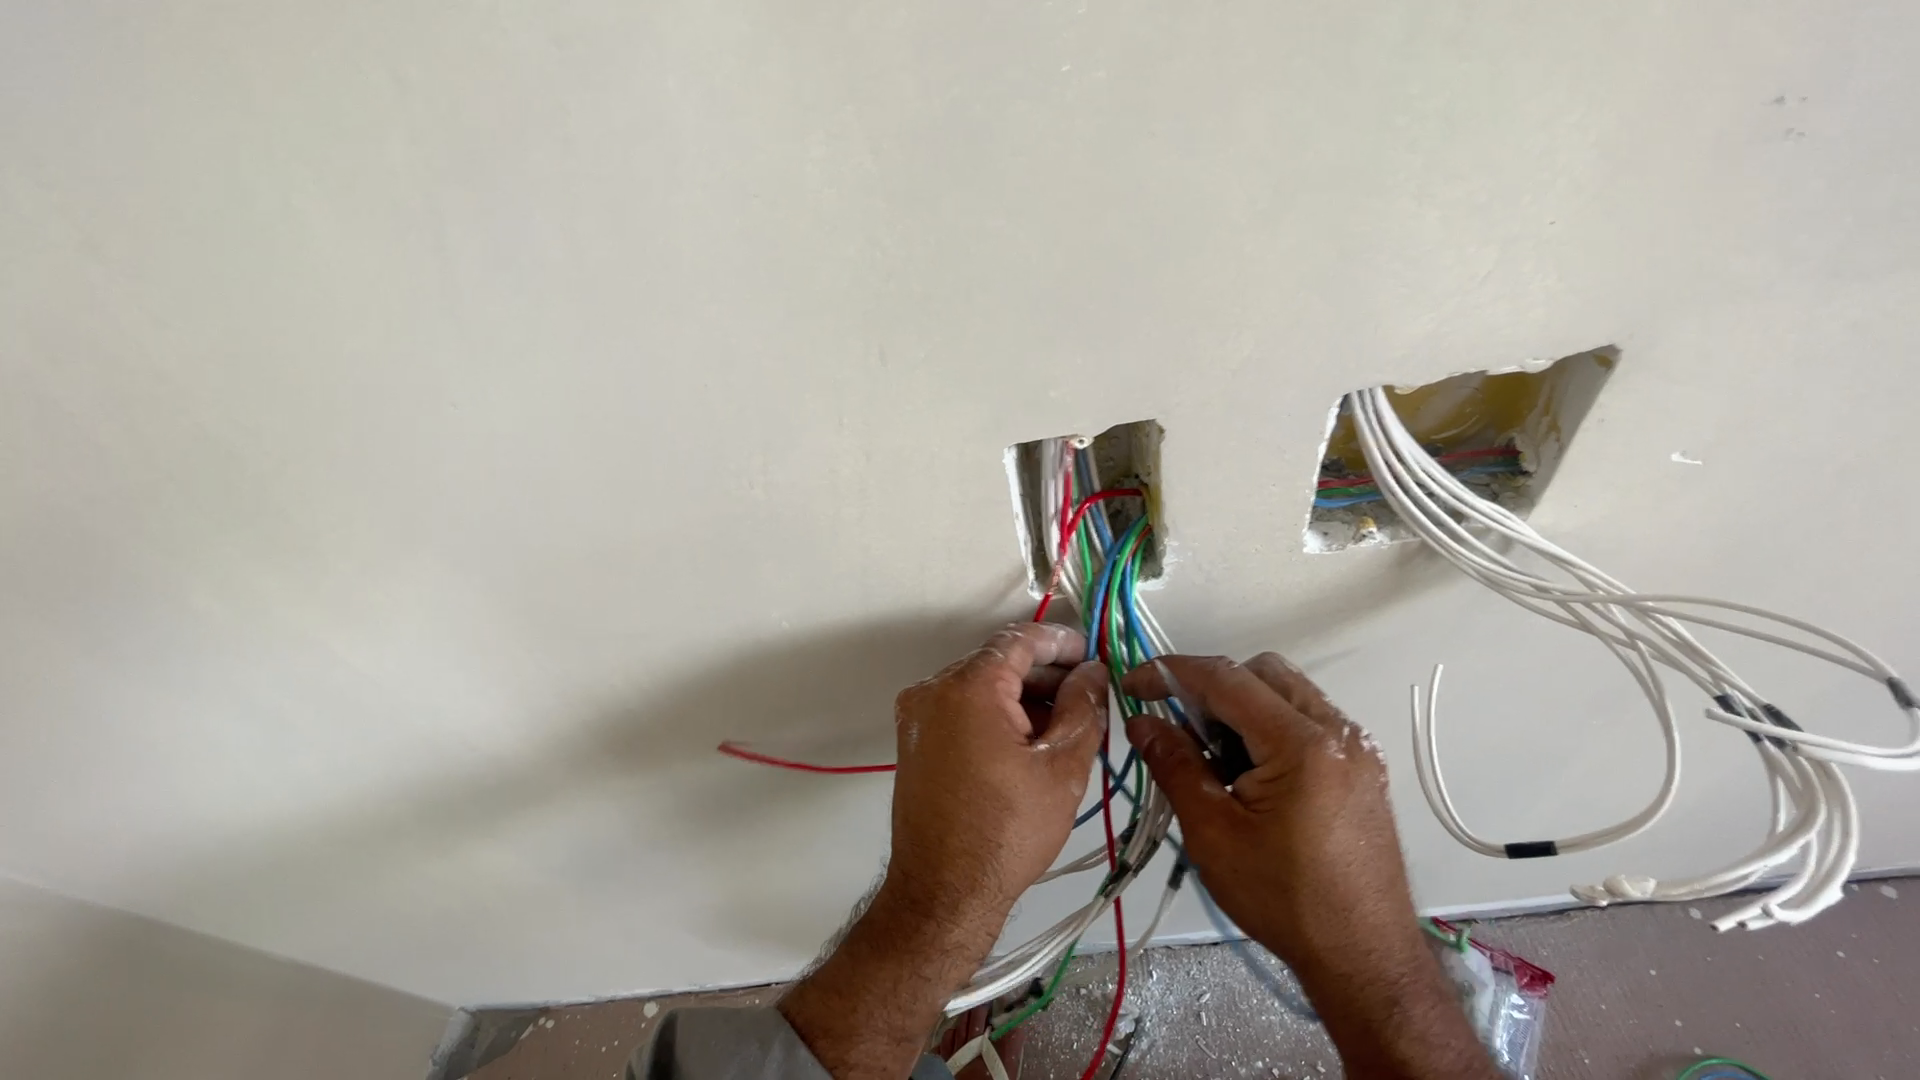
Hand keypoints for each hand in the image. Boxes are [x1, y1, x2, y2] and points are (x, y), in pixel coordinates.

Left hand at [781, 624, 1107, 1079]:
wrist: (943, 893)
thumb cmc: (1007, 831)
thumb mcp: (1061, 767)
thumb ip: (1083, 707)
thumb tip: (1093, 672)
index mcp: (967, 687)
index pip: (1019, 640)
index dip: (1061, 642)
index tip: (1093, 653)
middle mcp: (933, 690)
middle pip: (998, 662)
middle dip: (1045, 674)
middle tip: (1089, 695)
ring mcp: (918, 715)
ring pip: (980, 687)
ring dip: (1023, 697)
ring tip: (1067, 723)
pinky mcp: (914, 740)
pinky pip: (961, 710)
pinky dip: (996, 715)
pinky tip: (1031, 740)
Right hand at [1121, 654, 1498, 1079]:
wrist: (1365, 958)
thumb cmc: (1283, 898)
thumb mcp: (1213, 832)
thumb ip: (1175, 765)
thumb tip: (1141, 721)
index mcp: (1302, 743)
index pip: (1225, 679)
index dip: (1171, 672)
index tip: (1132, 686)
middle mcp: (1338, 730)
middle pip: (1262, 672)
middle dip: (1211, 686)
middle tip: (1180, 728)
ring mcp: (1357, 747)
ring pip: (1287, 692)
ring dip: (1241, 706)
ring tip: (1215, 758)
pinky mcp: (1363, 767)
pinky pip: (1307, 719)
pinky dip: (1269, 726)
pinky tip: (1250, 774)